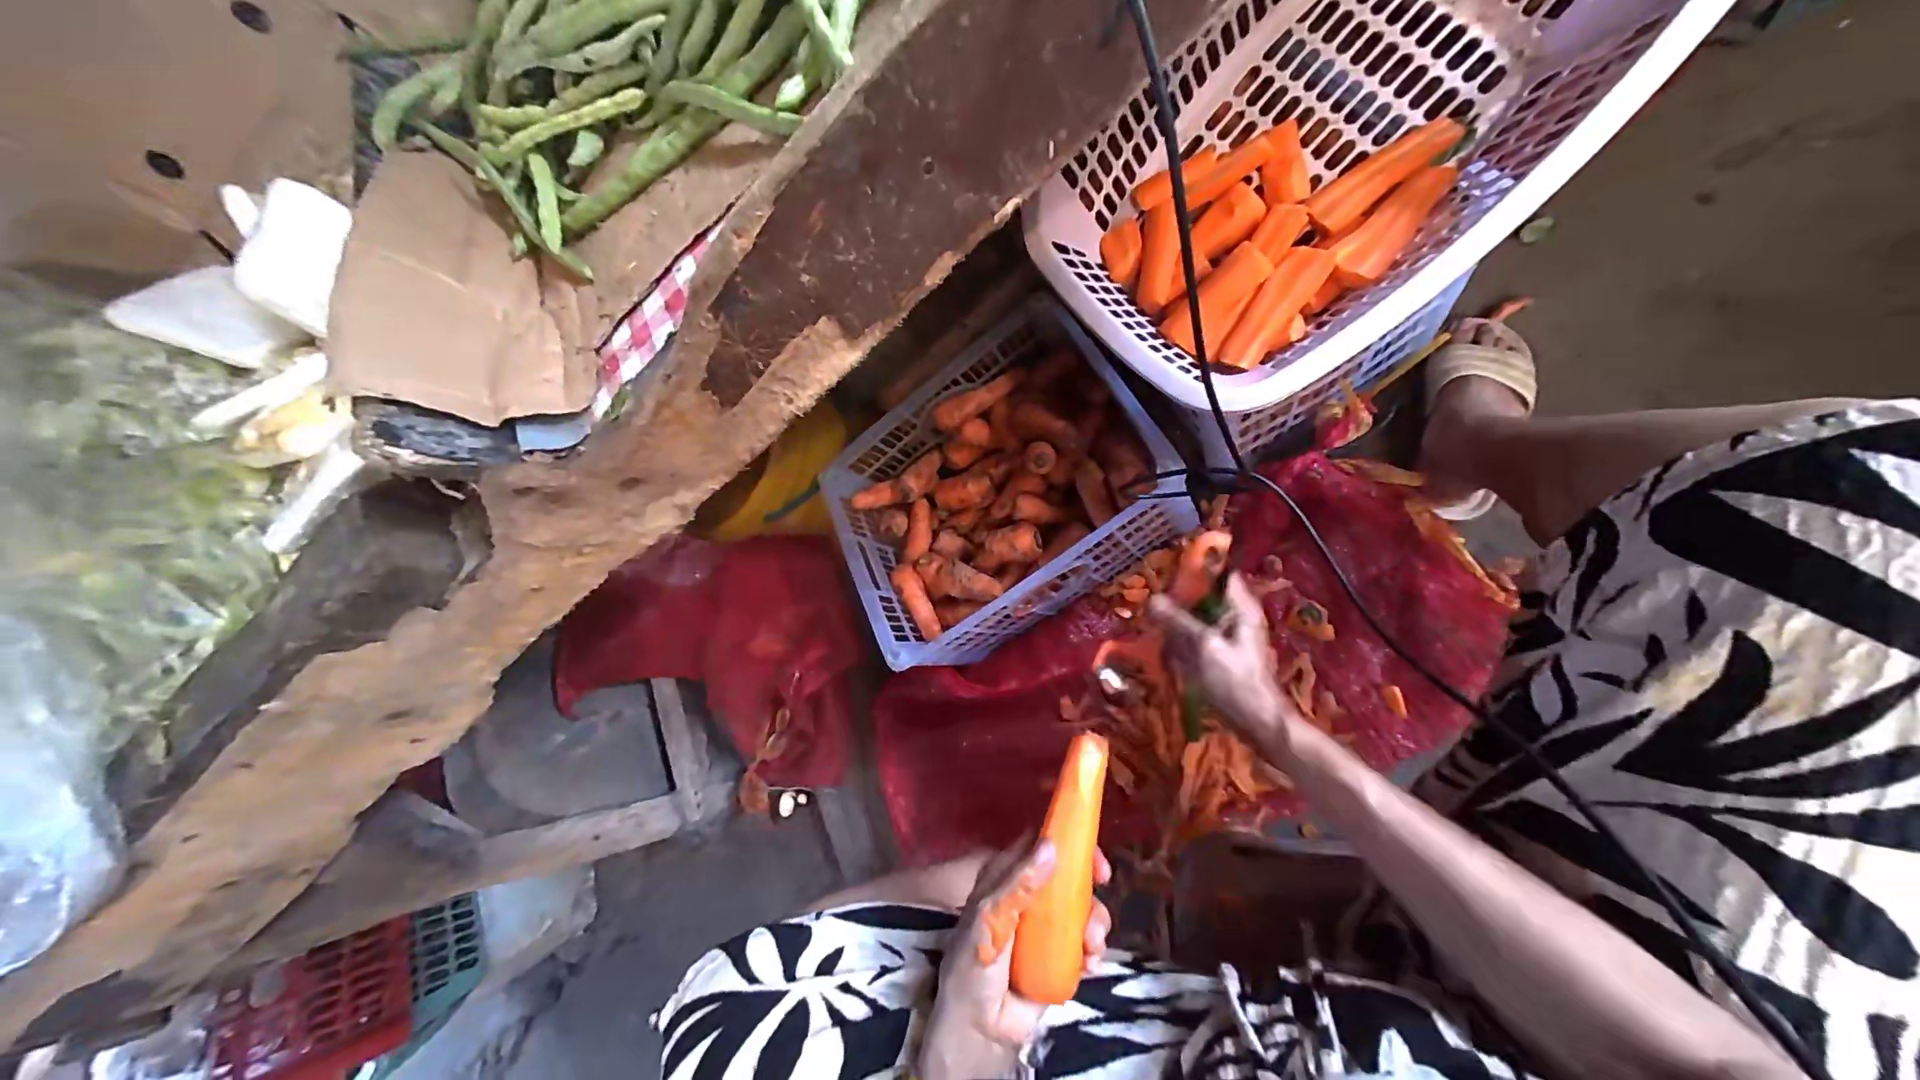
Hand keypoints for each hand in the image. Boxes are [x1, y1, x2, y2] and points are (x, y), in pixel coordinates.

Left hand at [916, 838, 1111, 1079]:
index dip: (1066, 841)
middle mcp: (1029, 897)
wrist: (979, 1028)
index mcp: (1007, 878)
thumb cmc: (974, 963)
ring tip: (1092, 944)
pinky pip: (1087, 945)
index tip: (1090, 852)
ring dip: (1096, 922)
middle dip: (1089, 883)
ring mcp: (1046, 928)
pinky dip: (1095, 950)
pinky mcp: (1061, 957)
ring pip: (1083, 909)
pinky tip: (1091, 964)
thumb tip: (1051, 845)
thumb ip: (1019, 883)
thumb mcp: (991, 917)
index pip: (1039, 845)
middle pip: (1069, 875)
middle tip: (1103, 886)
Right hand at [1147, 572, 1304, 756]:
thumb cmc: (1237, 683)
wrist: (1258, 725)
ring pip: (1196, 619)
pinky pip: (1194, 641)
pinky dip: (1180, 643)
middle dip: (1178, 599)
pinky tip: (1165, 651)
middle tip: (1151, 602)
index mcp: (1241, 609)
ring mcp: (1227, 639)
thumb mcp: (1205, 648)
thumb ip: (1179, 622)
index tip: (1166, 568)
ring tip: (1152, 626)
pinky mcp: (1219, 657)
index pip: (1221, 573)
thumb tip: (1152, 599)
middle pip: (1203, 597)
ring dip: (1176, 623)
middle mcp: (1235, 618)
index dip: (1196, 567)